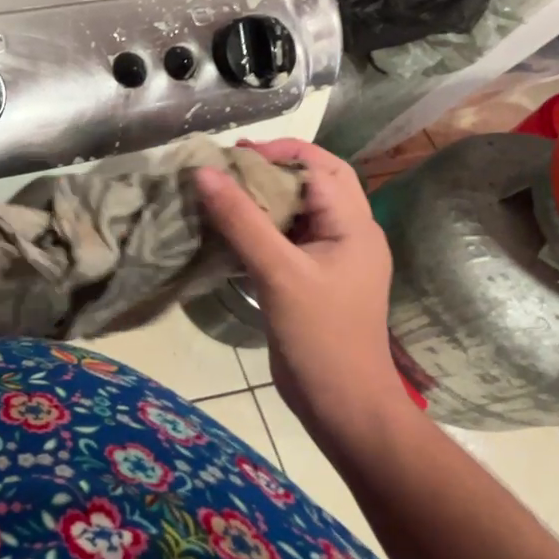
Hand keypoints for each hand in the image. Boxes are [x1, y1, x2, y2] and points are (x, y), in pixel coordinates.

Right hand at [193, 139, 401, 437]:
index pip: (321, 166)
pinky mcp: (311, 278)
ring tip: (219, 191)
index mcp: (354, 226)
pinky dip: (258, 224)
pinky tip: (226, 228)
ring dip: (261, 196)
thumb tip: (204, 171)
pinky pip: (285, 236)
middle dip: (270, 167)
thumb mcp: (278, 273)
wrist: (343, 406)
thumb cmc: (320, 336)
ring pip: (297, 208)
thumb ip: (241, 220)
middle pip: (312, 181)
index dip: (279, 151)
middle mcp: (348, 234)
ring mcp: (331, 258)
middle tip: (225, 168)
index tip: (233, 154)